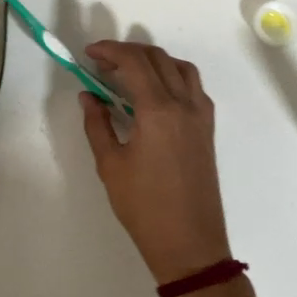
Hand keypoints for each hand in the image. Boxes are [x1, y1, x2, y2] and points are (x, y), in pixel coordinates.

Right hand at [79, 41, 230, 282]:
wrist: (190, 246)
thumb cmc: (144, 207)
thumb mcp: (110, 165)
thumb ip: (97, 124)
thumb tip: (89, 96)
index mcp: (157, 110)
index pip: (134, 62)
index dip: (109, 51)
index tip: (89, 54)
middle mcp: (183, 104)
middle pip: (157, 58)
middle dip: (127, 52)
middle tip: (103, 63)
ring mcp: (200, 115)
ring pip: (180, 67)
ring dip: (153, 60)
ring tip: (129, 72)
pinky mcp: (207, 129)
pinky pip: (193, 86)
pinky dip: (173, 75)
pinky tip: (155, 93)